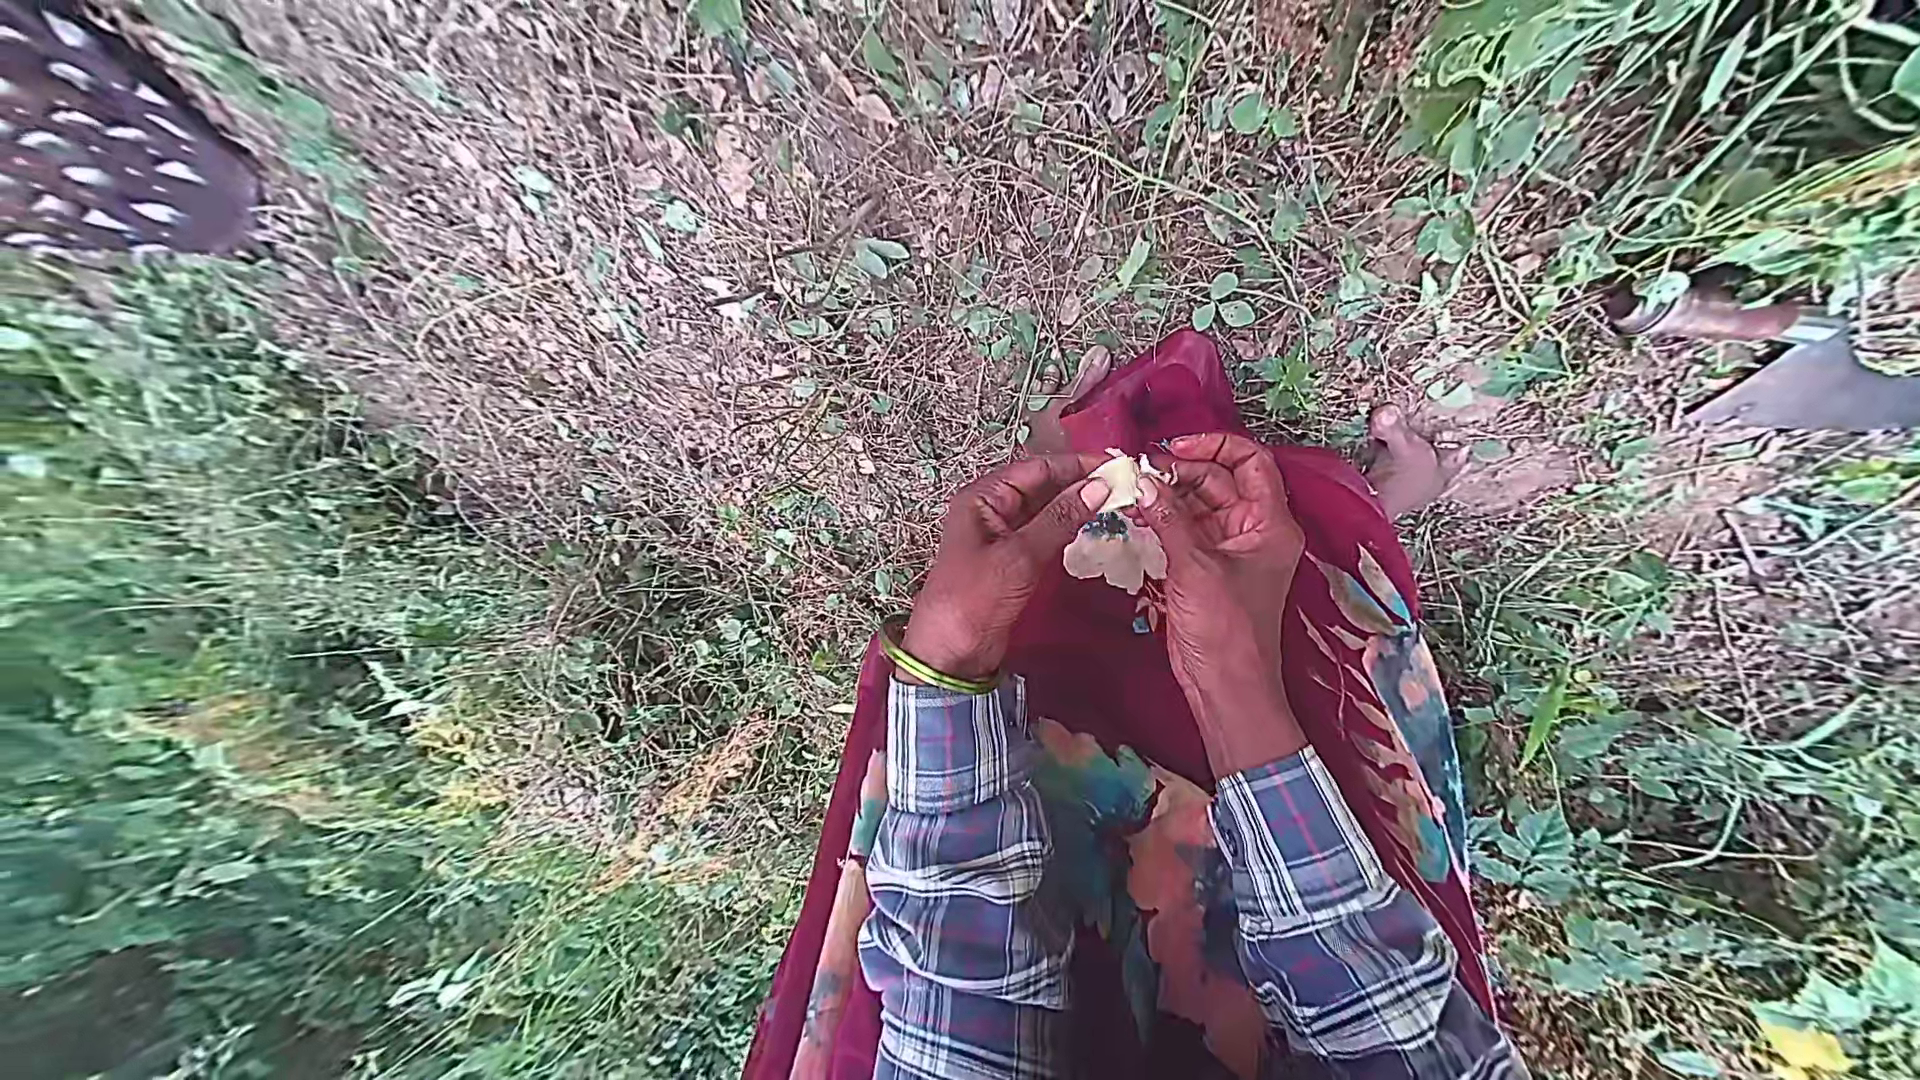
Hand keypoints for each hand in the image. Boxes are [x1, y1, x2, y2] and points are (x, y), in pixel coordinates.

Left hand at [902, 452, 1112, 680]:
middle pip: (1041, 487)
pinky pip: (1044, 535)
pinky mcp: (1013, 561)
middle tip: (1122, 485)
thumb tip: (1097, 487)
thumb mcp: (1020, 555)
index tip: (1113, 466)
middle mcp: (991, 510)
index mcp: (983, 498)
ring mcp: (1002, 536)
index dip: (1074, 465)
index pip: (1035, 469)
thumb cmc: (975, 598)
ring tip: (1116, 503)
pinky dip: (1068, 530)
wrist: (951, 652)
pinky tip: (1093, 528)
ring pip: (1045, 511)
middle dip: (1078, 484)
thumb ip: (1060, 519)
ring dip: (1076, 506)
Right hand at [1138, 433, 1308, 774]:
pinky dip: (1160, 520)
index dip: (1215, 446)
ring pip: (1195, 505)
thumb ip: (1168, 519)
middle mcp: (1250, 529)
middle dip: (1179, 473)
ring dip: (1165, 496)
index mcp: (1268, 523)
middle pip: (1216, 481)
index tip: (1173, 447)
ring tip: (1132, 492)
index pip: (1250, 462)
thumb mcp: (1196, 567)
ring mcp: (1225, 548)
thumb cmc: (1226, 628)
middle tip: (1141, 475)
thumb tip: (1141, 481)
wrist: (1224, 683)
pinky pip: (1181, 530)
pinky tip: (1135, 515)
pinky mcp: (1202, 566)